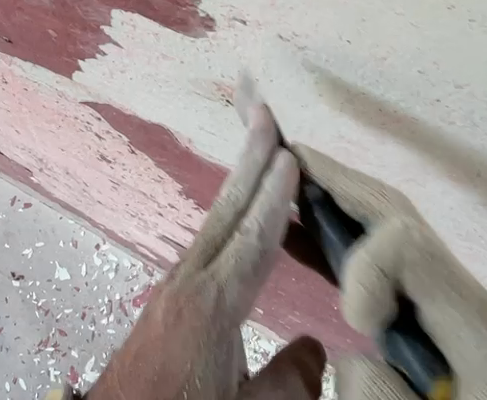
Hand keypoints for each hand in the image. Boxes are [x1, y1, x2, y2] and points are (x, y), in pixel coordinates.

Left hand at [89, 105, 324, 399]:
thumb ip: (288, 383)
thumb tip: (315, 345)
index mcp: (211, 306)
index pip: (252, 242)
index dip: (273, 199)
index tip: (289, 154)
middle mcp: (189, 282)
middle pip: (226, 211)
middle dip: (248, 160)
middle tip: (264, 112)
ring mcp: (175, 286)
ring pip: (215, 222)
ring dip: (239, 183)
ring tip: (259, 149)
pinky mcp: (170, 298)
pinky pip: (208, 243)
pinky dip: (230, 215)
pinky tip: (240, 214)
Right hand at [290, 145, 486, 399]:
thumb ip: (382, 393)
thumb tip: (346, 355)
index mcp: (478, 323)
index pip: (408, 244)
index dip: (363, 265)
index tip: (355, 324)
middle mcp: (465, 295)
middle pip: (398, 214)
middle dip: (337, 182)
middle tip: (282, 158)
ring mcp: (452, 302)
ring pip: (390, 227)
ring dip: (335, 200)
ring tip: (283, 179)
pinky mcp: (439, 317)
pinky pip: (386, 257)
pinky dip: (342, 236)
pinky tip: (301, 234)